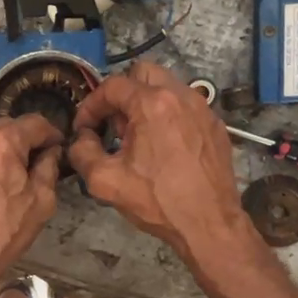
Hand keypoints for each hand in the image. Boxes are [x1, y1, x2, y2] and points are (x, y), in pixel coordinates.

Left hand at [0, 116, 65, 295]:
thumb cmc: (3, 233)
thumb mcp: (40, 202)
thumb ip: (48, 167)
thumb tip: (49, 151)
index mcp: (0, 141)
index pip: (33, 123)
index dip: (49, 134)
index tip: (55, 146)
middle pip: (1, 130)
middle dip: (17, 144)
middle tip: (25, 168)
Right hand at [68, 62, 251, 256]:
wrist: (209, 223)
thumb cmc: (157, 201)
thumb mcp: (105, 181)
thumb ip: (82, 152)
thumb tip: (82, 138)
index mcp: (152, 104)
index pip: (112, 86)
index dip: (91, 105)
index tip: (84, 128)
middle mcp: (181, 96)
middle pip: (143, 73)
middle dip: (121, 95)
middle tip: (113, 125)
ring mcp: (203, 109)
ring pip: (166, 87)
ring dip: (145, 104)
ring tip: (137, 138)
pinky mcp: (215, 125)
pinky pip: (184, 107)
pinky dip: (167, 116)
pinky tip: (162, 148)